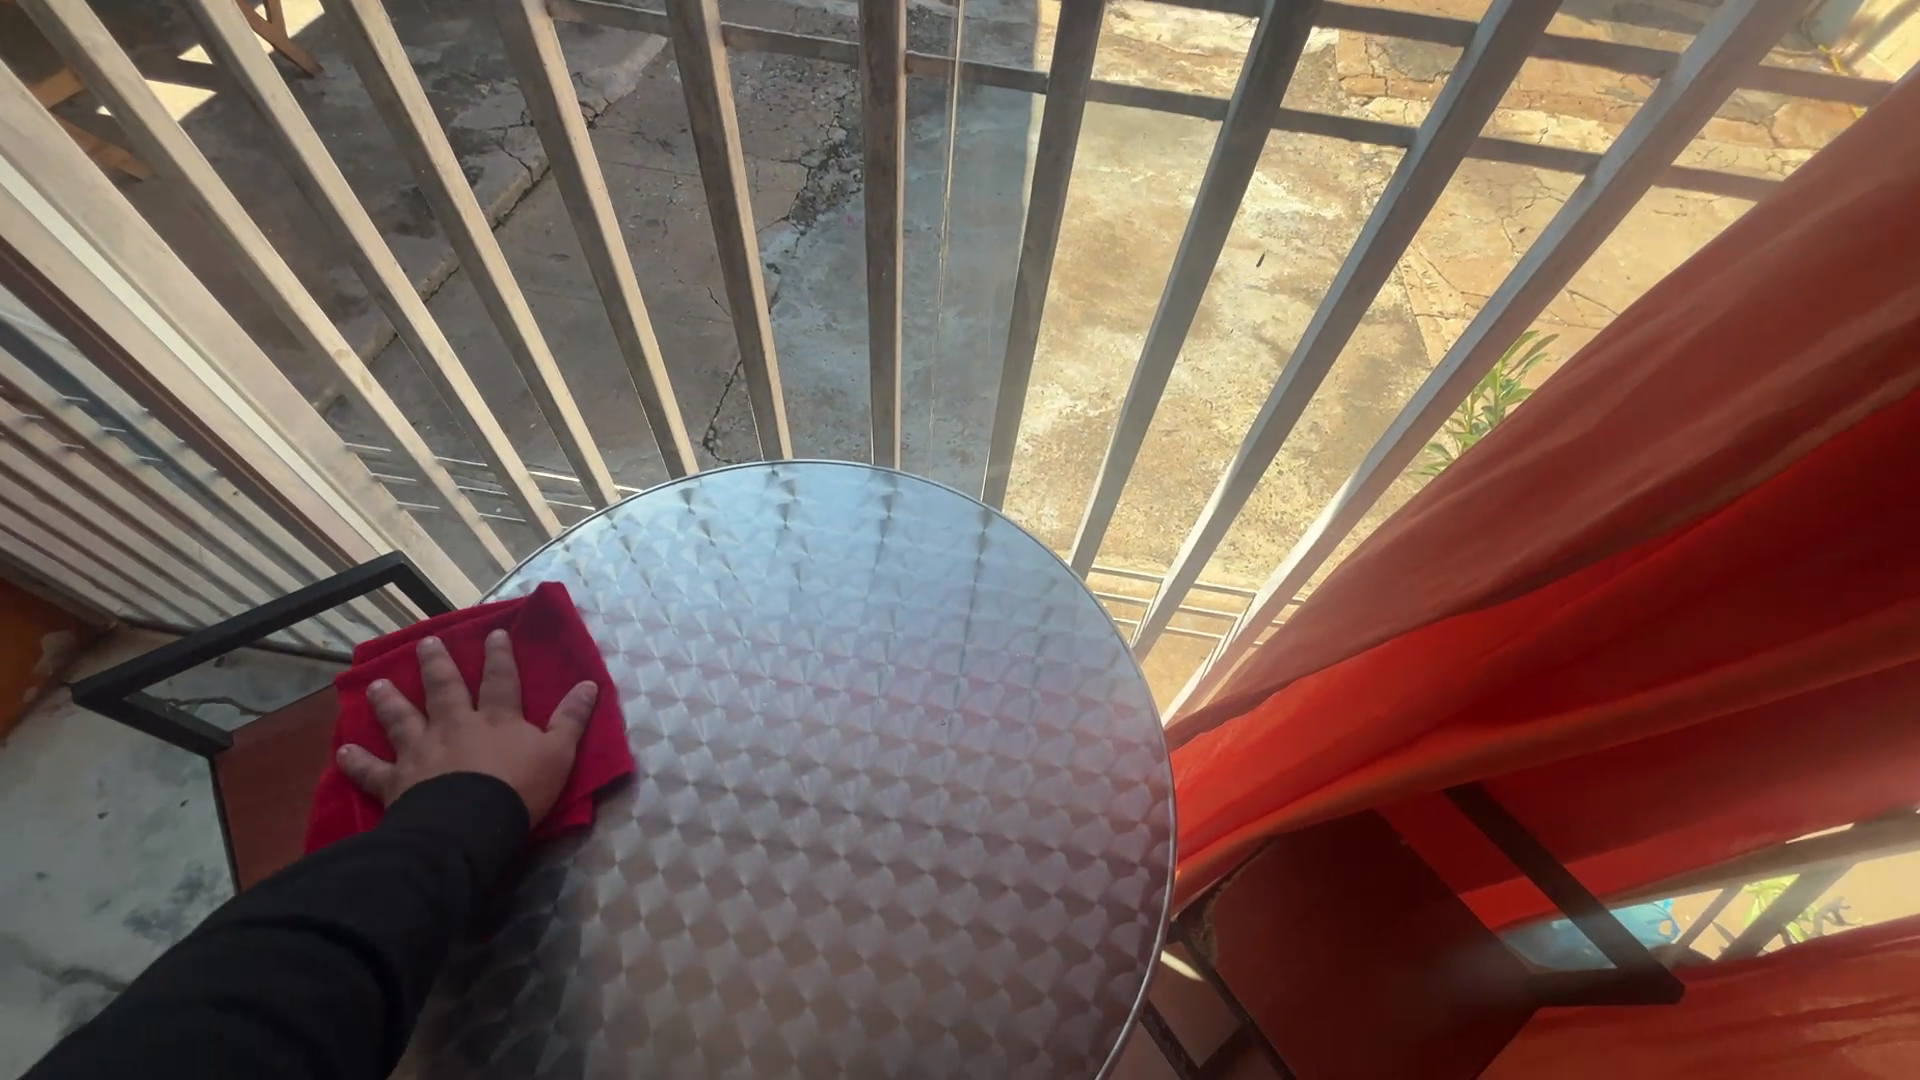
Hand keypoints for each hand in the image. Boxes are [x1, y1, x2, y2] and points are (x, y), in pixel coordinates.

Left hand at [337, 630, 599, 825]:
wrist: (469, 826)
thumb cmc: (520, 788)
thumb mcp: (559, 753)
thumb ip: (571, 719)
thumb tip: (590, 684)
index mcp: (497, 719)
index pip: (501, 680)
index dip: (500, 656)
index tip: (494, 634)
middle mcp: (456, 726)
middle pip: (445, 689)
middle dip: (437, 665)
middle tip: (425, 643)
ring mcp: (422, 752)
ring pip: (403, 719)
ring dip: (390, 701)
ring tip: (377, 684)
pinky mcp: (397, 782)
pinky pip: (372, 770)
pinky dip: (357, 761)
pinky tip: (343, 751)